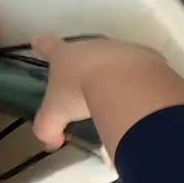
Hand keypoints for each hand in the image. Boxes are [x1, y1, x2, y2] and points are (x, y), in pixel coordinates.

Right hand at [30, 35, 183, 153]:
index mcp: (63, 55)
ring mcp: (120, 49)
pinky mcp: (147, 57)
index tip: (36, 39)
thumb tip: (51, 143)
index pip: (47, 46)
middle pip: (83, 51)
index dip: (41, 44)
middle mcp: (90, 46)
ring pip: (112, 59)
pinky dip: (137, 81)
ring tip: (114, 95)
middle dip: (82, 64)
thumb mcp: (56, 114)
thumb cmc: (80, 91)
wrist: (125, 81)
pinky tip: (138, 97)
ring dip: (112, 73)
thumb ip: (48, 128)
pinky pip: (139, 70)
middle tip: (83, 81)